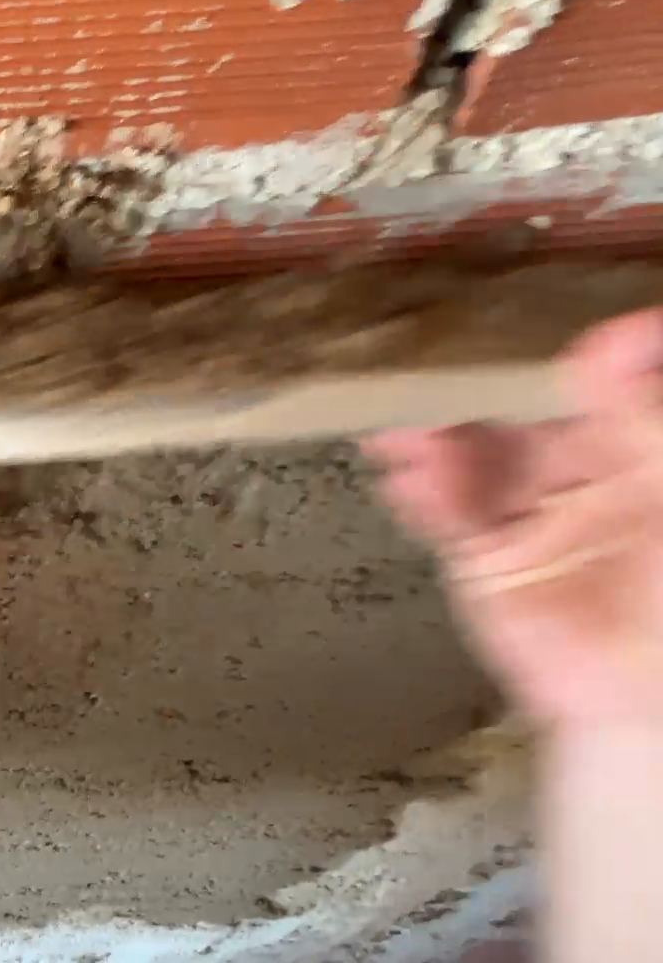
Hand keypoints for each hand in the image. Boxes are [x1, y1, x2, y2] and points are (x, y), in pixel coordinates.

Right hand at [364, 310, 662, 727]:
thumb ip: (644, 418)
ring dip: (432, 444)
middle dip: (467, 400)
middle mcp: (587, 480)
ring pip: (472, 465)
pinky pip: (448, 517)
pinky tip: (403, 476)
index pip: (597, 392)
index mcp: (643, 457)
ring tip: (395, 429)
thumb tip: (623, 333)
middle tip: (422, 375)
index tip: (527, 331)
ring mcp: (531, 518)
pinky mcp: (484, 555)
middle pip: (516, 424)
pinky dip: (422, 495)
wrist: (648, 700)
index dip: (565, 360)